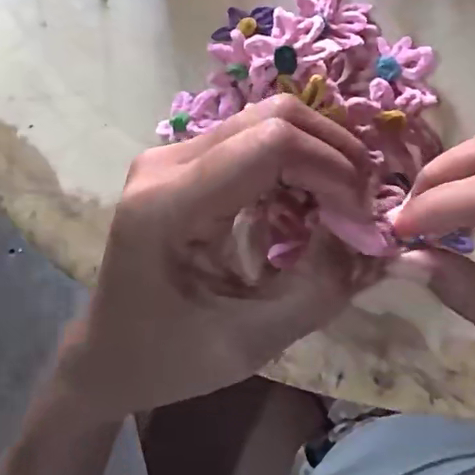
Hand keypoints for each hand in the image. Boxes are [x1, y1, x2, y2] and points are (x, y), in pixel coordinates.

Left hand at [54, 95, 383, 418]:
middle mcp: (166, 162)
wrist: (106, 354)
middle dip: (333, 152)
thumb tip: (368, 234)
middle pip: (274, 116)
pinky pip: (254, 136)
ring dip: (317, 152)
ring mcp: (171, 154)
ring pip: (268, 118)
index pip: (271, 144)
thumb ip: (318, 288)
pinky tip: (308, 198)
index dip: (331, 168)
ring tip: (342, 200)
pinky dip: (295, 160)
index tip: (359, 218)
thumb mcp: (250, 343)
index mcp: (169, 205)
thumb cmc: (169, 359)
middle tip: (361, 202)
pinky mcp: (183, 159)